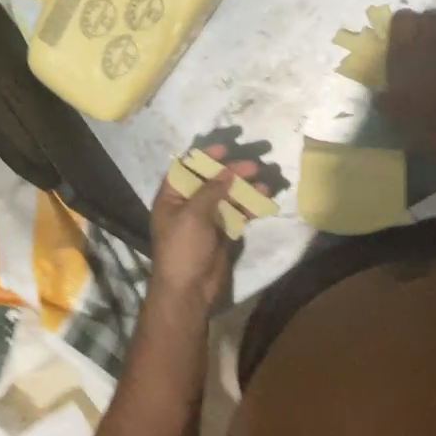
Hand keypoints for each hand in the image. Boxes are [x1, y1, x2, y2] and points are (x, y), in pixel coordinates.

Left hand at [149, 145, 264, 311]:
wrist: (189, 288)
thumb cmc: (183, 247)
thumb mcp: (193, 215)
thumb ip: (210, 190)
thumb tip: (227, 171)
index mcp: (171, 196)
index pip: (186, 168)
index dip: (204, 156)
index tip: (225, 147)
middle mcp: (187, 204)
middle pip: (210, 180)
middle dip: (231, 171)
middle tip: (254, 164)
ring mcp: (205, 218)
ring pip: (226, 196)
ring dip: (244, 187)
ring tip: (264, 180)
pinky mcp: (221, 232)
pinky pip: (236, 213)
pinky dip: (249, 205)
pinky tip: (265, 197)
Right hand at [378, 9, 435, 162]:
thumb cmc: (426, 121)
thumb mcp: (392, 113)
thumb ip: (385, 96)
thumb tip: (382, 93)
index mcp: (405, 50)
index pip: (402, 17)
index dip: (403, 26)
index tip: (402, 40)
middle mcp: (434, 37)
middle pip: (431, 15)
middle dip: (429, 27)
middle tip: (428, 47)